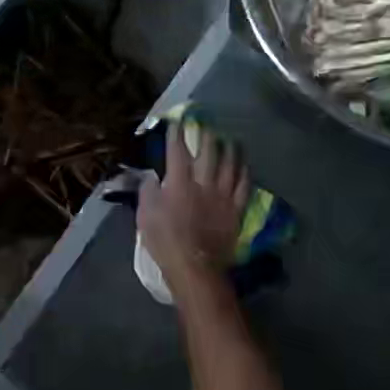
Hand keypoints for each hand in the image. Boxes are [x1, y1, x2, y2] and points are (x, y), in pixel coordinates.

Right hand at [138, 121, 249, 288]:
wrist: (195, 267)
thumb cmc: (165, 242)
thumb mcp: (145, 216)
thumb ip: (148, 192)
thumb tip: (152, 177)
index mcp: (178, 183)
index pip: (177, 150)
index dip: (176, 133)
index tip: (177, 121)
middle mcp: (203, 182)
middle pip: (209, 151)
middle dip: (207, 135)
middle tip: (207, 125)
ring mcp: (223, 195)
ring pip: (230, 164)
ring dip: (230, 149)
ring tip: (230, 139)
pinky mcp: (236, 209)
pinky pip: (244, 185)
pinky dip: (244, 172)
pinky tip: (244, 165)